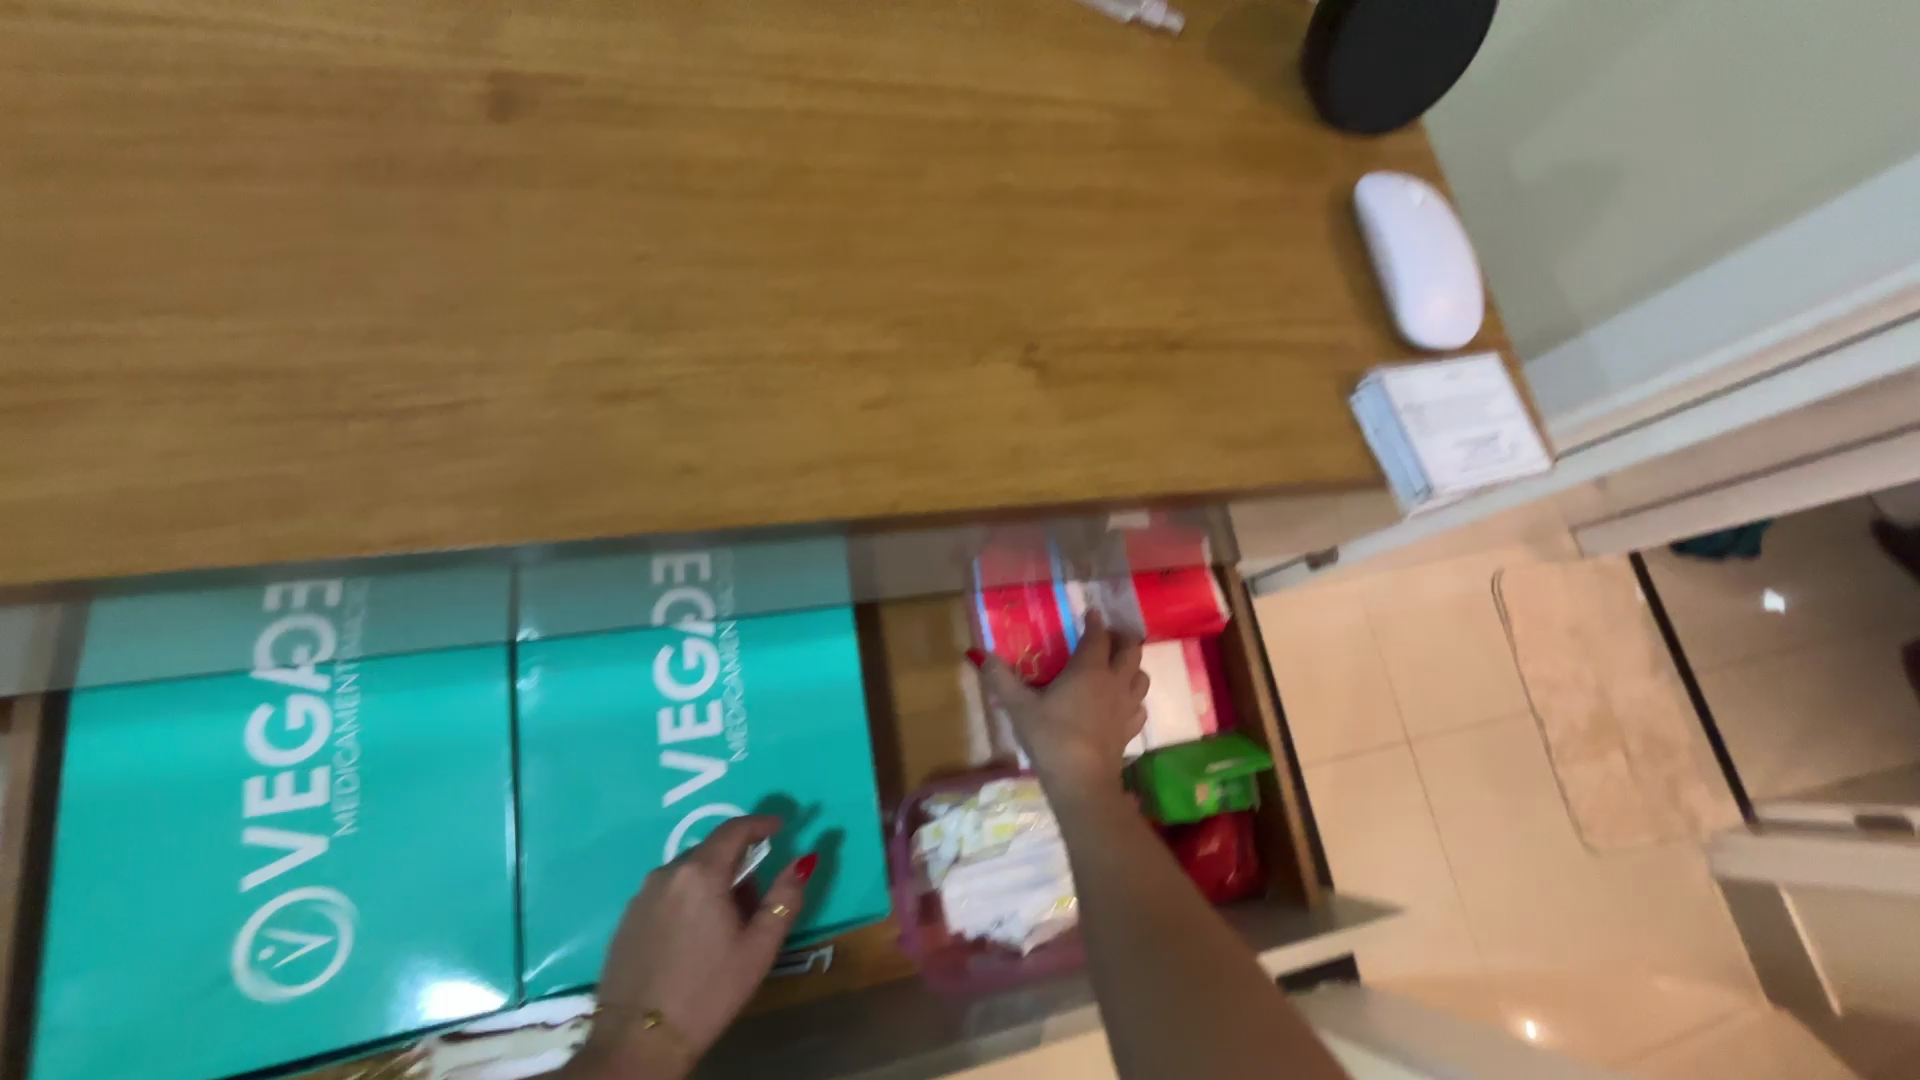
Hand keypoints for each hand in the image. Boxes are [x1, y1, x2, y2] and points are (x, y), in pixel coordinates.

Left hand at [565, 816, 813, 1079]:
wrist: (636, 1042)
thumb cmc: (708, 991)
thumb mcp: (759, 948)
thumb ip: (785, 898)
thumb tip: (804, 860)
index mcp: (701, 873)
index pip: (734, 830)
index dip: (760, 823)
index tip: (779, 827)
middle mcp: (667, 873)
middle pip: (711, 851)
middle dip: (739, 864)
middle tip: (756, 901)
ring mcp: (642, 895)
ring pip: (688, 873)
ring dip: (713, 883)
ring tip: (726, 926)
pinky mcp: (627, 919)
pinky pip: (668, 892)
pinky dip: (688, 899)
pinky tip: (694, 938)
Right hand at [975, 611, 1149, 797]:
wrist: (1081, 781)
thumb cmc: (1050, 737)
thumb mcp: (1019, 707)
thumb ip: (1000, 678)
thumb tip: (977, 653)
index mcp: (1089, 669)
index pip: (1097, 636)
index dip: (1095, 622)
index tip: (1092, 613)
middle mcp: (1114, 682)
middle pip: (1130, 650)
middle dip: (1122, 638)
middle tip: (1108, 636)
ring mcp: (1126, 707)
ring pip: (1141, 676)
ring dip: (1133, 666)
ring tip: (1119, 666)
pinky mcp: (1130, 730)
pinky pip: (1140, 706)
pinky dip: (1134, 698)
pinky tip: (1122, 703)